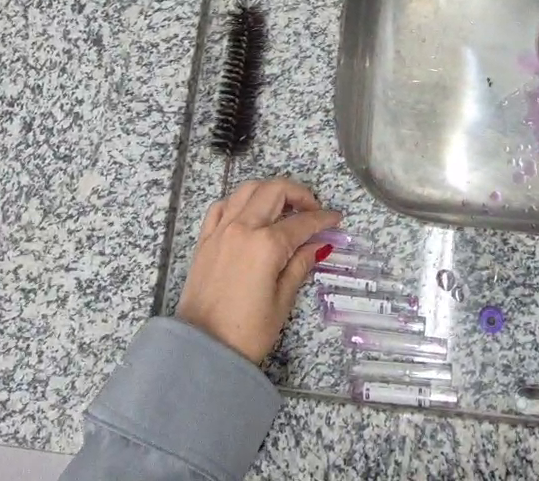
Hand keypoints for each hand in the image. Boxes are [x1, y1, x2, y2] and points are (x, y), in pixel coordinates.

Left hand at [176, 178, 342, 364]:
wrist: (202, 349)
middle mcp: (243, 228)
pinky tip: (249, 213)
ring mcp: (221, 230)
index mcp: (267, 245)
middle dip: (299, 194)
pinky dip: (239, 201)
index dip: (323, 219)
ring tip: (284, 206)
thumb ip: (300, 265)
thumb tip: (318, 245)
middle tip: (312, 209)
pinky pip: (222, 205)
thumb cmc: (247, 332)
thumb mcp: (282, 301)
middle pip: (275, 190)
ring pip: (248, 189)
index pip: (302, 222)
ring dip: (270, 191)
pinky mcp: (205, 239)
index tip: (336, 219)